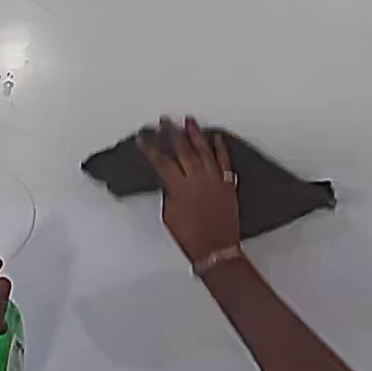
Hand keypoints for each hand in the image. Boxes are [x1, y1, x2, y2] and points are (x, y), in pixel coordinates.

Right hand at [138, 116, 240, 265]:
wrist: (217, 250)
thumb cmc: (191, 237)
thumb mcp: (170, 214)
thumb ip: (170, 192)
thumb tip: (170, 180)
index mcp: (180, 187)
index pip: (161, 161)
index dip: (151, 149)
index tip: (144, 139)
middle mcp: (197, 179)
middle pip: (183, 149)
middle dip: (173, 132)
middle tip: (166, 120)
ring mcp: (214, 179)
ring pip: (204, 150)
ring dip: (195, 133)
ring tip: (189, 120)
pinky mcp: (227, 183)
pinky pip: (224, 161)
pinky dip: (220, 148)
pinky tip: (217, 137)